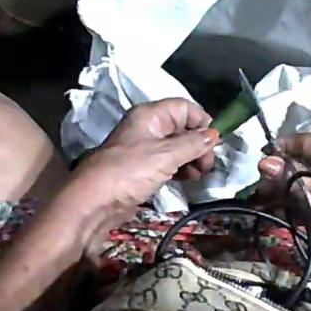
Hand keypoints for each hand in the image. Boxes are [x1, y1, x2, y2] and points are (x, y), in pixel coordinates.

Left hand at [51, 99, 219, 251]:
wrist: (95, 202)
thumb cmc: (130, 172)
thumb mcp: (166, 155)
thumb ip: (193, 144)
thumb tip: (214, 134)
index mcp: (150, 115)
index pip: (184, 108)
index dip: (202, 122)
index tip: (215, 143)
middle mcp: (147, 128)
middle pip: (182, 128)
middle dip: (198, 144)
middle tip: (207, 165)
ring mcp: (143, 149)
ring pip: (176, 147)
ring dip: (191, 159)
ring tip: (200, 175)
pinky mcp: (142, 170)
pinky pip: (167, 164)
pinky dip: (180, 169)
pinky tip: (188, 180)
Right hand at [255, 134, 310, 275]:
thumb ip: (291, 178)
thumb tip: (264, 162)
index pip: (310, 142)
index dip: (285, 146)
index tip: (263, 154)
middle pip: (309, 161)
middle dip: (284, 173)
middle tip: (263, 187)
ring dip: (290, 188)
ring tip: (269, 200)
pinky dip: (302, 198)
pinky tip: (287, 208)